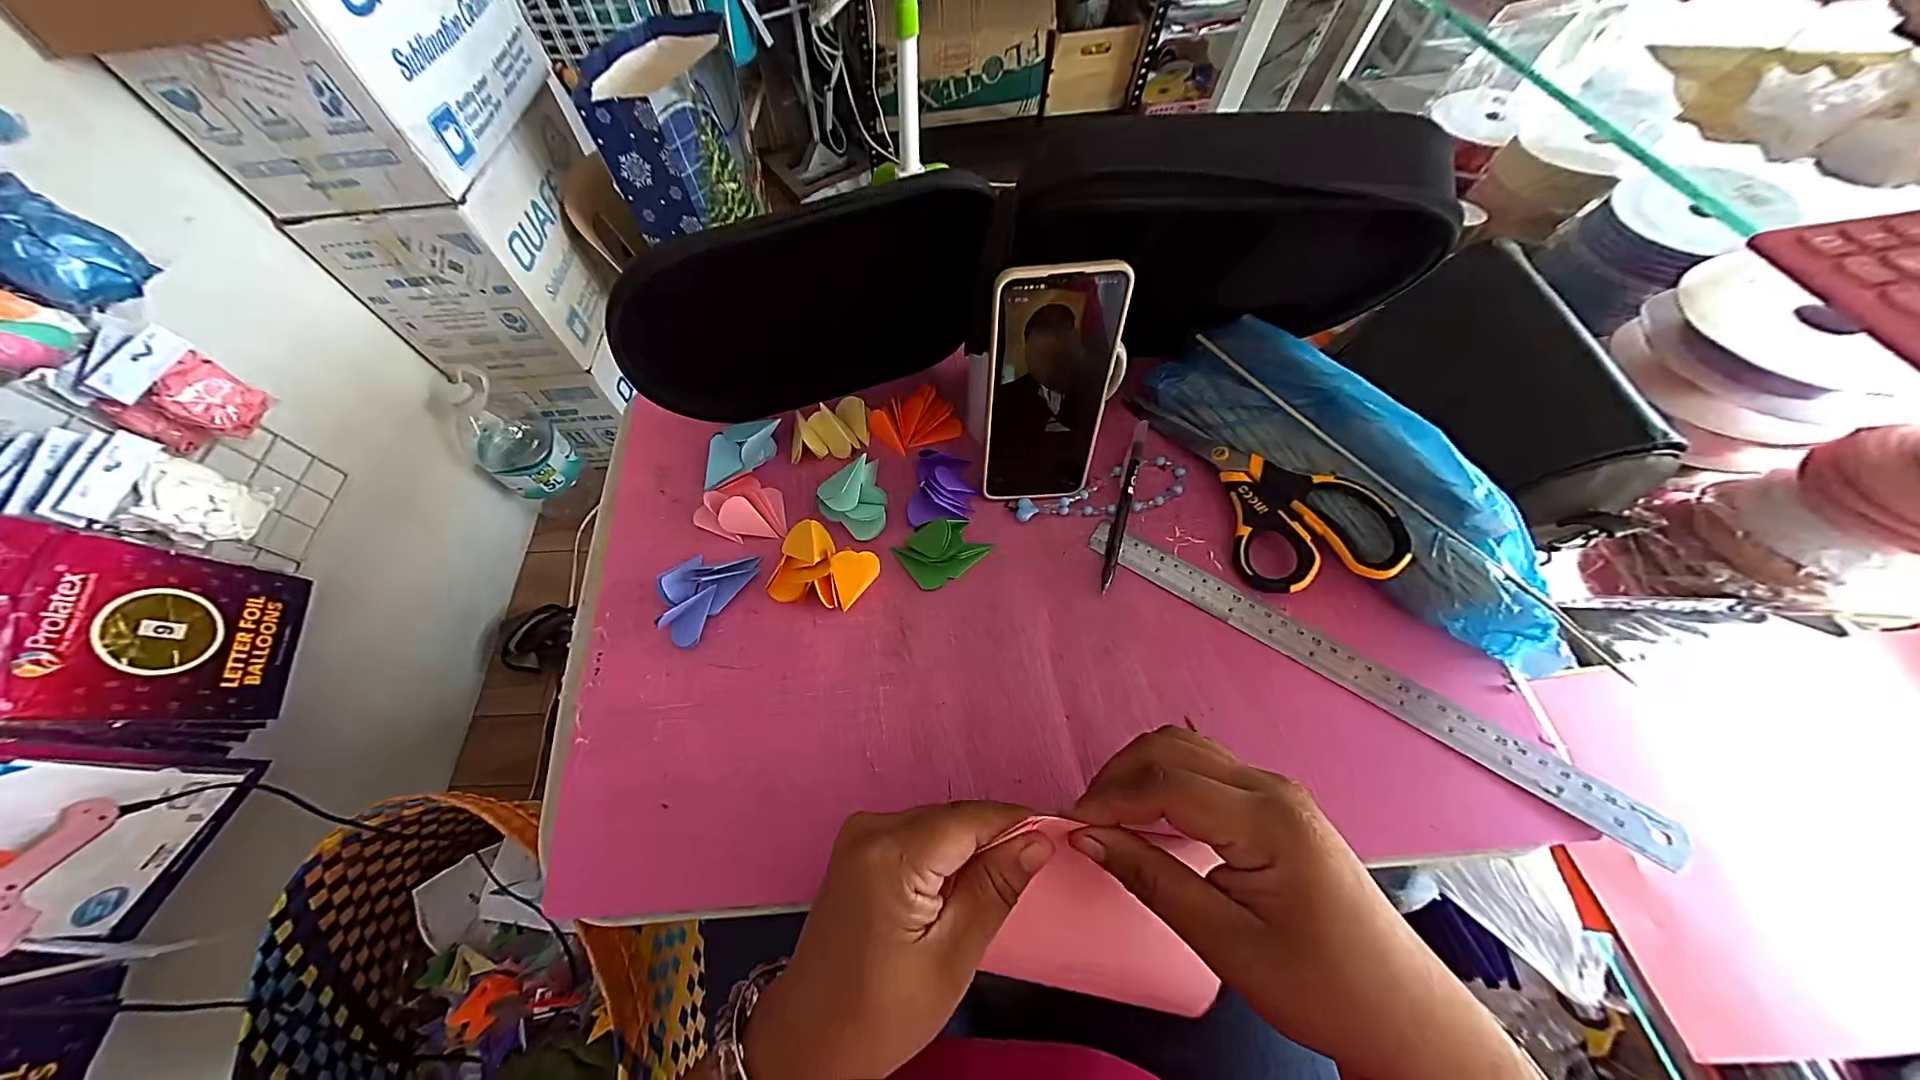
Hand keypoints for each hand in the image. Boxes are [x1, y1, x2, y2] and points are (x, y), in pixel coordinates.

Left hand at [745, 802, 1053, 1079]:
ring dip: (970, 846)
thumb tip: (1036, 841)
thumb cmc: (880, 1012)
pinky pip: (917, 832)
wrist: (810, 1037)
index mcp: (892, 854)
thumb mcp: (952, 957)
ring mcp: (860, 832)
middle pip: (954, 817)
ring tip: (992, 887)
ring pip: (938, 822)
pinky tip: (953, 887)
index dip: (1017, 822)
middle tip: (1027, 871)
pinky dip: (944, 852)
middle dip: (995, 837)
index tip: (1054, 835)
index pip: (971, 817)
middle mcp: (871, 828)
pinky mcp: (857, 844)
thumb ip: (996, 888)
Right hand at [1071, 728, 1537, 1079]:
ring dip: (1140, 772)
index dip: (1109, 798)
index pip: (1165, 782)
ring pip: (1187, 748)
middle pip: (1171, 748)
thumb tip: (1090, 838)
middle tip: (1088, 820)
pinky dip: (1165, 778)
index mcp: (1266, 818)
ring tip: (1111, 815)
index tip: (1073, 824)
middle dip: (1118, 775)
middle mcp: (1273, 787)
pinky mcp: (1276, 803)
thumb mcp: (1224, 941)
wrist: (1402, 1012)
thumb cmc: (1322, 986)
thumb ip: (1151, 877)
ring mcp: (1277, 790)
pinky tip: (1150, 812)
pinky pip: (1206, 768)